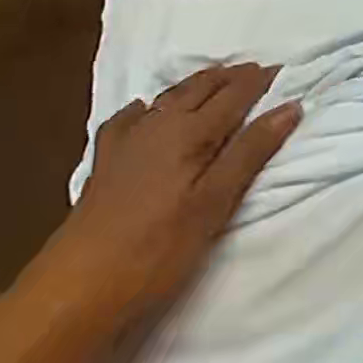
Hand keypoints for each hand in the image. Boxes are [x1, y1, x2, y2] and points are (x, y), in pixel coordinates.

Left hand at [0, 64, 299, 362]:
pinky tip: (144, 110)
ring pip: (167, 98)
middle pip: (200, 88)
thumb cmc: (157, 249)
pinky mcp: (104, 165)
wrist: (73, 293)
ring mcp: (126, 143)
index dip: (258, 81)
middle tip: (254, 69)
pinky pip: (127, 120)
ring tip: (215, 78)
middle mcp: (158, 126)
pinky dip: (145, 108)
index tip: (281, 69)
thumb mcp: (215, 202)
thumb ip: (251, 150)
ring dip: (196, 84)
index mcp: (189, 132)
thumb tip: (289, 106)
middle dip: (229, 76)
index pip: (233, 95)